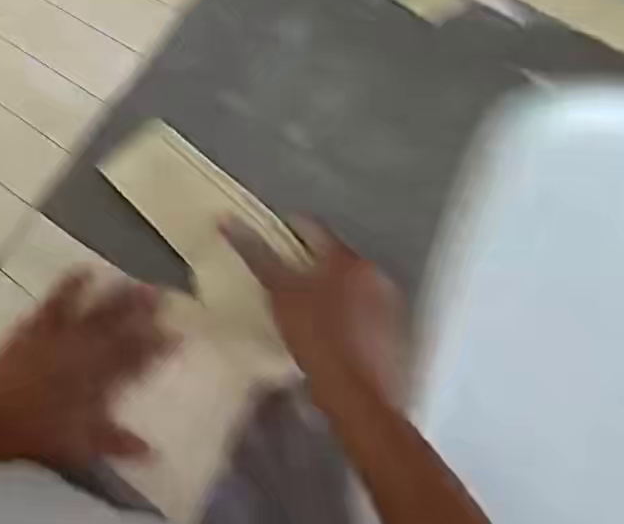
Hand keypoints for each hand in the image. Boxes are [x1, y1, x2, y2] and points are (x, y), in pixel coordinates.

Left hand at [0, 271, 171, 467]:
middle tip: (164, 294)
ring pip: (93, 312)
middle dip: (143, 312)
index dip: (158, 348)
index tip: (179, 335)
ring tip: (136, 279)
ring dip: (116, 295)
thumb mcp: (80, 446)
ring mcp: (55, 336)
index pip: (134, 362)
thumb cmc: (33, 437)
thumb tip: (151, 449)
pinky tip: (85, 267)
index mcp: (93, 384)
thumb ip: (116, 441)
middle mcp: (78, 355)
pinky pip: (56, 300)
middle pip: (117, 329)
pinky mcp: (33, 325)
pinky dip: (71, 283)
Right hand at [222, 215, 406, 410]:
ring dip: (324, 286)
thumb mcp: (277, 291)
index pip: (307, 225)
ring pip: (346, 281)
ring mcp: (390, 304)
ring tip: (299, 305)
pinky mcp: (396, 334)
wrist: (359, 402)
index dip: (279, 231)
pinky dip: (343, 310)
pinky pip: (362, 307)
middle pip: (328, 253)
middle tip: (279, 277)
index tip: (262, 243)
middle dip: (304, 261)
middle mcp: (374, 273)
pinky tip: (325, 329)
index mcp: (346, 257)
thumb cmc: (315, 339)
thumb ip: (254, 253)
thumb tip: (226, 220)